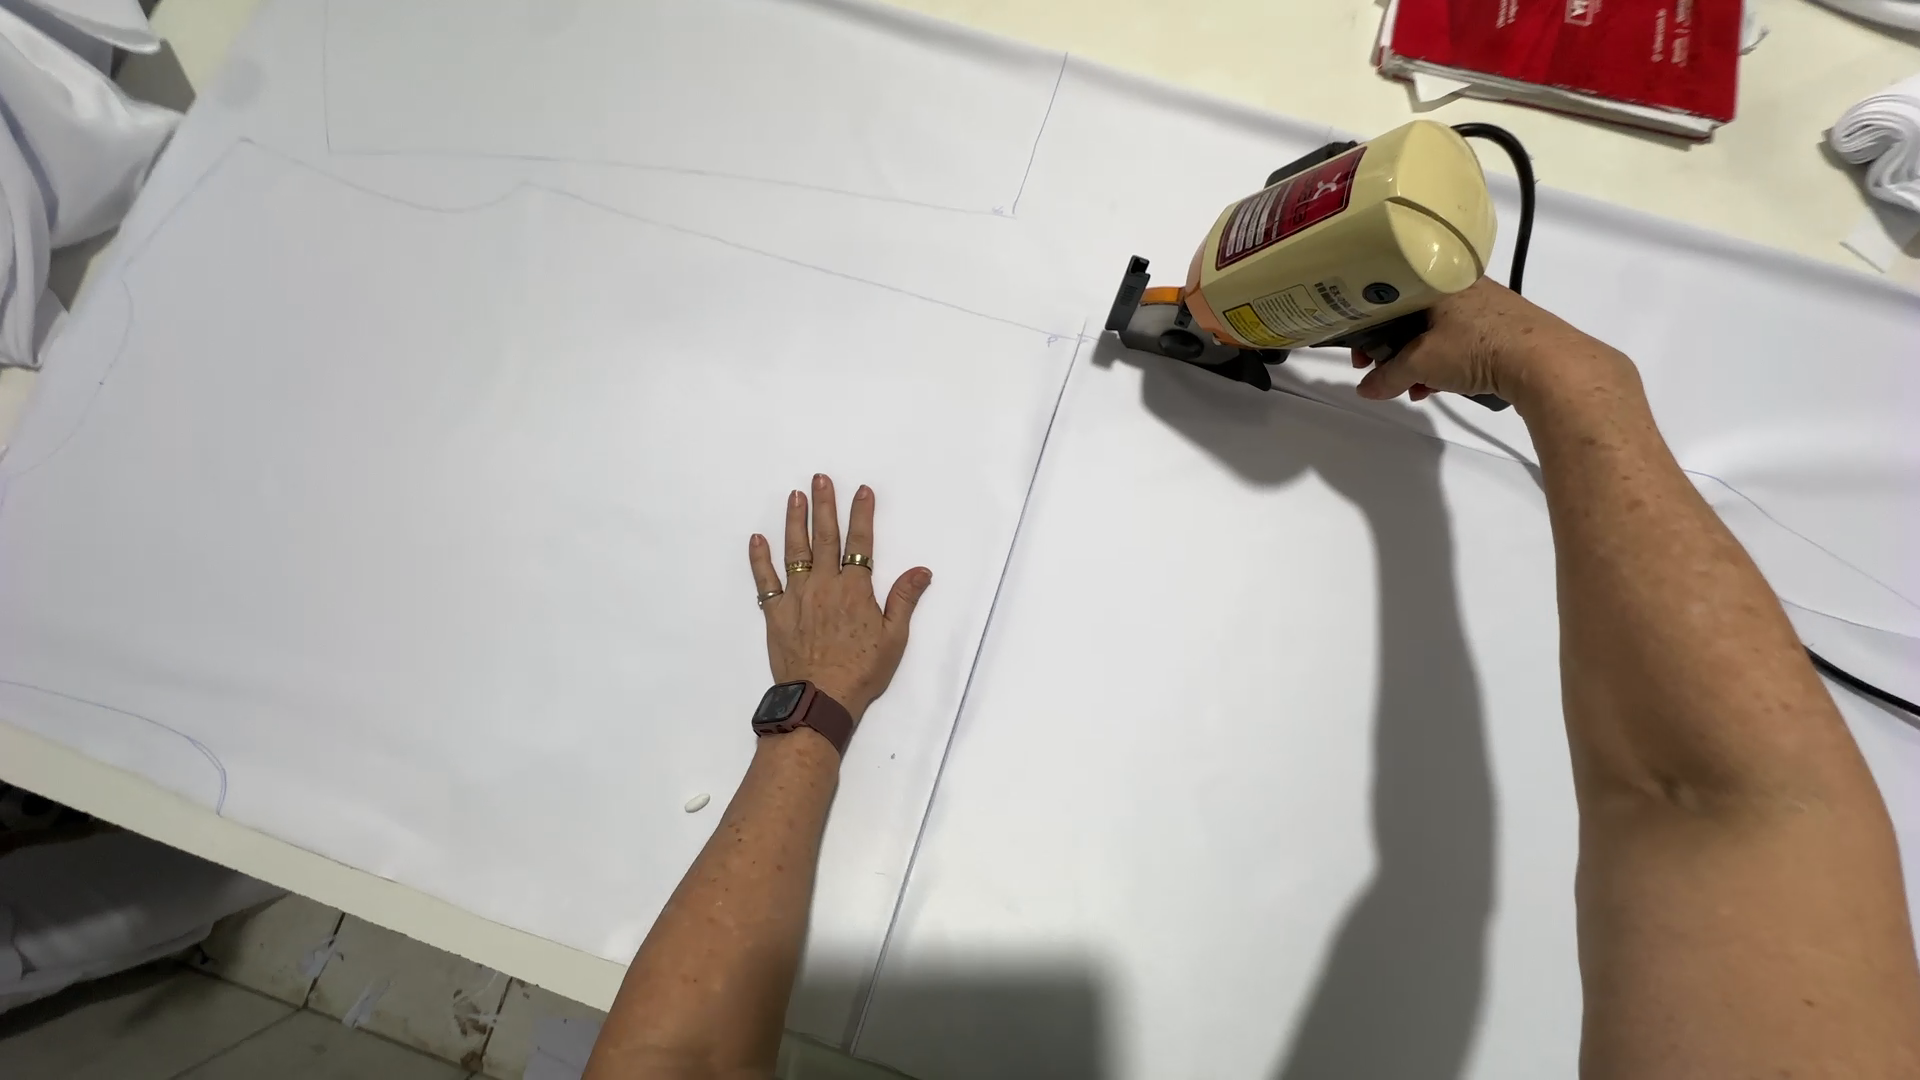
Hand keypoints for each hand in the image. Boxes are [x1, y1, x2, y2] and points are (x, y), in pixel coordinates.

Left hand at [747, 474, 932, 722]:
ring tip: (795, 495)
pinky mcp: (776, 612)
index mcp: (855, 589)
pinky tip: (757, 539)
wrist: (820, 698)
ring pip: (795, 550)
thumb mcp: (894, 637)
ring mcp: (797, 596)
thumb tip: (922, 570)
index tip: (861, 490)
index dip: (862, 514)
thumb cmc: (861, 671)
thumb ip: (905, 599)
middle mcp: (824, 585)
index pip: (860, 543)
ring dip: (795, 521)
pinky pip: (765, 580)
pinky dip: (760, 559)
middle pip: (825, 537)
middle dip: (824, 505)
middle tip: (820, 478)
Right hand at [1352, 278, 1632, 410]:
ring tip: (1413, 389)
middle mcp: (1461, 289)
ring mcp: (1486, 308)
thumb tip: (1365, 390)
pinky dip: (1441, 364)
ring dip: (1416, 363)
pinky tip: (1438, 388)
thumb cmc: (1474, 348)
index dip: (1368, 331)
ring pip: (1435, 334)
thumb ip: (1386, 377)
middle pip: (1412, 320)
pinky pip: (1458, 343)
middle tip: (1384, 375)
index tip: (1361, 357)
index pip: (1390, 302)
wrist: (1544, 361)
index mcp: (1438, 285)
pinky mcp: (1503, 328)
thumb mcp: (1419, 365)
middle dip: (1393, 352)